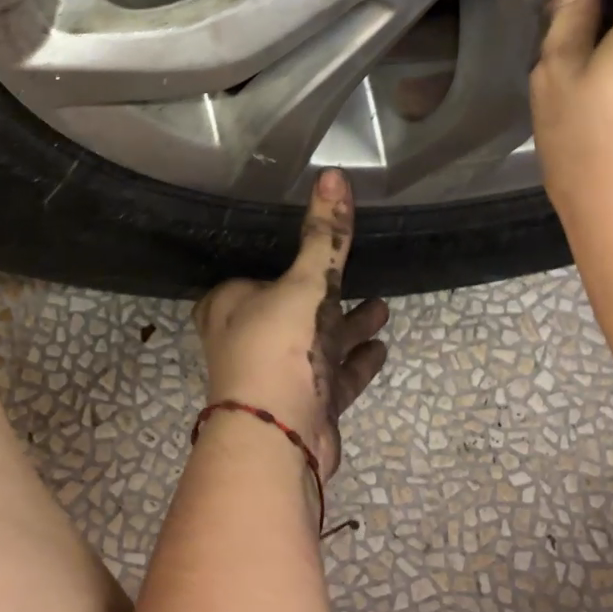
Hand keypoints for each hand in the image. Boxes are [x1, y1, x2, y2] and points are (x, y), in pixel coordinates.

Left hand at [192, 169, 389, 478]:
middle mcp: (246, 337)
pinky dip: (355, 362)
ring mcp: (275, 374)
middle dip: (328, 294)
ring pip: (315, 342)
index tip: (317, 249)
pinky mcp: (303, 404)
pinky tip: (381, 348)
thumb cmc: (278, 346)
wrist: (276, 438)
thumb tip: (334, 173)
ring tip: (383, 308)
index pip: (257, 274)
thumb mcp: (304, 282)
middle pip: (291, 308)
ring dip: (348, 326)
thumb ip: (324, 235)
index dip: (284, 263)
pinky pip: (333, 375)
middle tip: (360, 275)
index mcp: (229, 304)